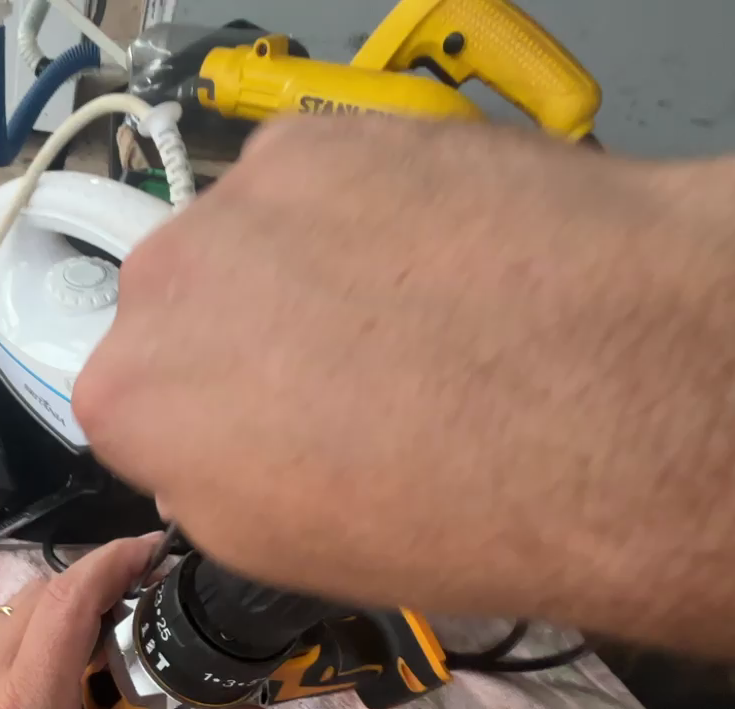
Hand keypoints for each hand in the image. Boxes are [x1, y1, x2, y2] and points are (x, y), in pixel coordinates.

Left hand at [0, 534, 272, 708]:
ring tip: (120, 629)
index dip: (113, 562)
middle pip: (44, 591)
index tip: (157, 549)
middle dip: (100, 577)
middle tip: (152, 597)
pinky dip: (46, 624)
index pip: (66, 602)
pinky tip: (78, 663)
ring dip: (71, 599)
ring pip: (20, 606)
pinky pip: (5, 630)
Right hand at [74, 116, 734, 623]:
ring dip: (289, 276)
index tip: (257, 439)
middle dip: (231, 346)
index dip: (198, 429)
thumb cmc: (430, 511)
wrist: (610, 400)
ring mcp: (238, 199)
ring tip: (399, 319)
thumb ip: (201, 483)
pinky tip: (429, 260)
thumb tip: (210, 444)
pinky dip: (351, 216)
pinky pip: (312, 185)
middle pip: (175, 315)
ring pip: (241, 245)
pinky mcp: (329, 134)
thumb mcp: (274, 548)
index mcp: (124, 403)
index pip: (129, 408)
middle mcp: (154, 289)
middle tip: (331, 380)